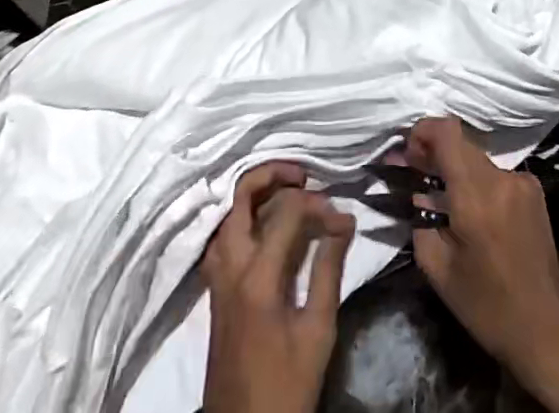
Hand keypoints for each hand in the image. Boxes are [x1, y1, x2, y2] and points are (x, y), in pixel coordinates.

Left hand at [201, 162, 355, 412]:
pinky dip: (244, 218)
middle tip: (305, 176)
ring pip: (228, 215)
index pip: (287, 212)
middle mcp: (230, 269)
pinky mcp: (215, 291)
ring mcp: (217, 279)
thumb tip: (344, 221)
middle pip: (240, 199)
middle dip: (272, 176)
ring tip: (290, 193)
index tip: (343, 220)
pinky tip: (266, 225)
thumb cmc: (287, 382)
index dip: (318, 205)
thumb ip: (328, 268)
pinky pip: (224, 237)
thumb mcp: (319, 329)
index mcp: (258, 278)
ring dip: (255, 195)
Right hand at [406, 120, 558, 412]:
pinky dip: (478, 184)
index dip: (423, 132)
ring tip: (444, 201)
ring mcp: (523, 182)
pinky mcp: (534, 191)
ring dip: (457, 171)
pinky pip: (496, 175)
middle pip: (462, 144)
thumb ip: (421, 218)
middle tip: (416, 175)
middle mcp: (503, 178)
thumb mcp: (438, 268)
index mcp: (477, 195)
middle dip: (435, 153)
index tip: (408, 155)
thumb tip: (418, 189)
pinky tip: (473, 214)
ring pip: (479, 160)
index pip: (448, 133)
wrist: (545, 323)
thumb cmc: (485, 303)